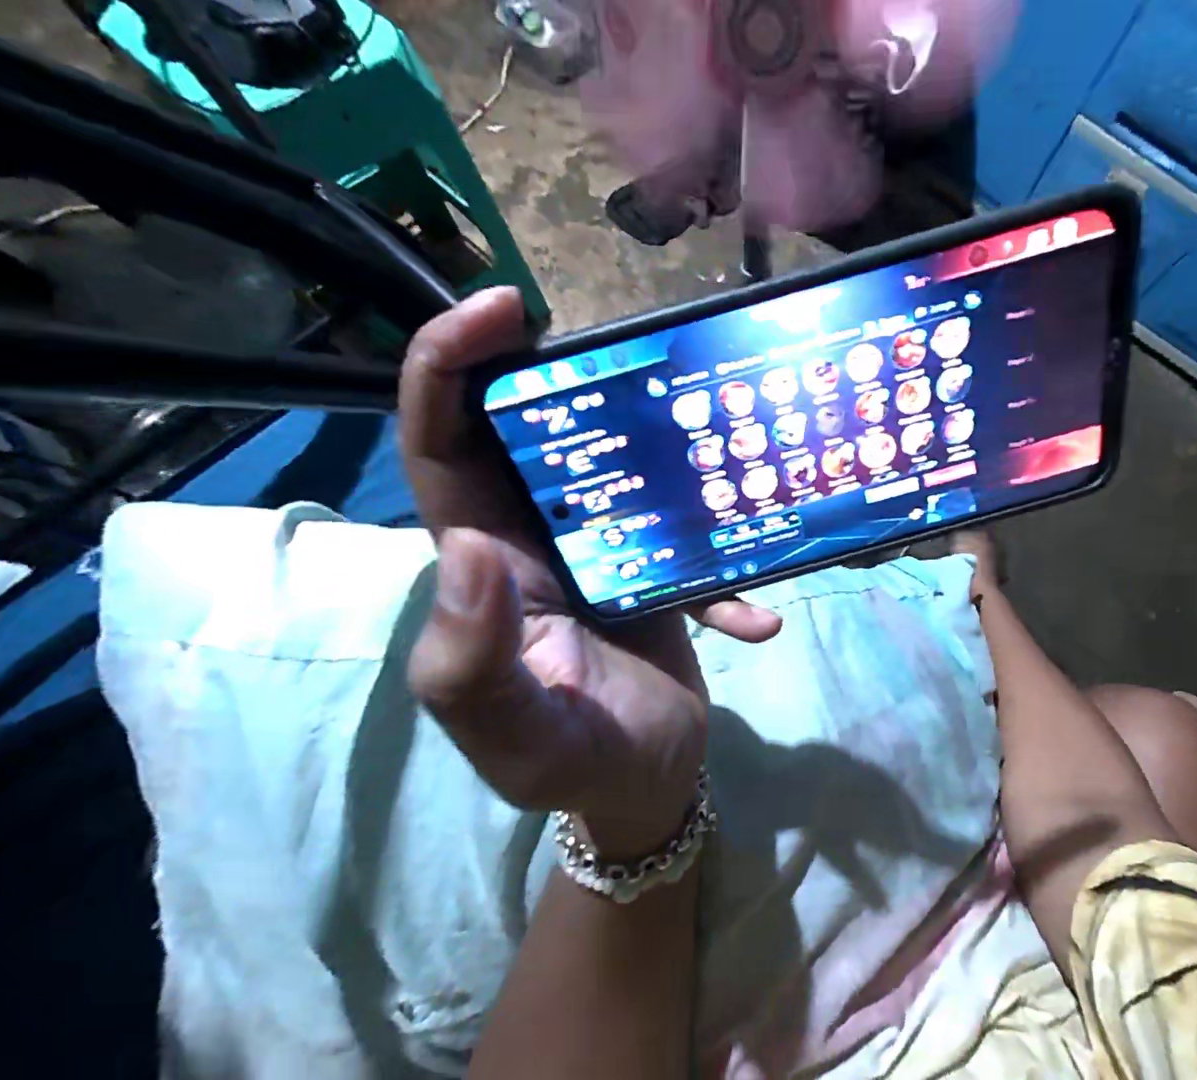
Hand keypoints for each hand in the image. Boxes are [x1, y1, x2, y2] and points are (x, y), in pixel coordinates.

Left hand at [400, 288, 781, 856]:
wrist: (648, 785)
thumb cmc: (575, 763)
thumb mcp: (516, 735)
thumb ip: (473, 661)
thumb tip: (472, 548)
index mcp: (485, 563)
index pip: (441, 447)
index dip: (450, 367)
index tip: (504, 308)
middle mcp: (538, 539)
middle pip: (537, 432)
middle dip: (570, 376)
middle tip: (634, 346)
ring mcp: (606, 550)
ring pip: (621, 467)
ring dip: (662, 445)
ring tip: (715, 429)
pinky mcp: (661, 569)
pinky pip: (693, 544)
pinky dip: (728, 573)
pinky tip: (755, 619)